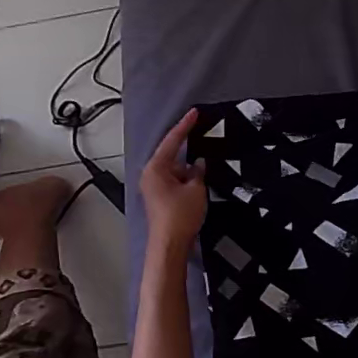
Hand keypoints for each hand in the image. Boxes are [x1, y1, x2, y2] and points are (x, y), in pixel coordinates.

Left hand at [141, 108, 206, 252]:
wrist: (170, 244)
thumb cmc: (180, 216)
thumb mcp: (196, 190)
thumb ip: (198, 173)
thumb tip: (198, 165)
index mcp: (156, 168)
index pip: (172, 141)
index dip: (185, 126)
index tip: (194, 113)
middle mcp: (151, 175)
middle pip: (172, 155)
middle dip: (188, 150)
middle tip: (203, 137)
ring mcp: (155, 187)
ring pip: (176, 170)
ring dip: (190, 170)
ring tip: (206, 170)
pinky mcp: (161, 198)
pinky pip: (176, 182)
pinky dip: (188, 180)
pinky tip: (200, 183)